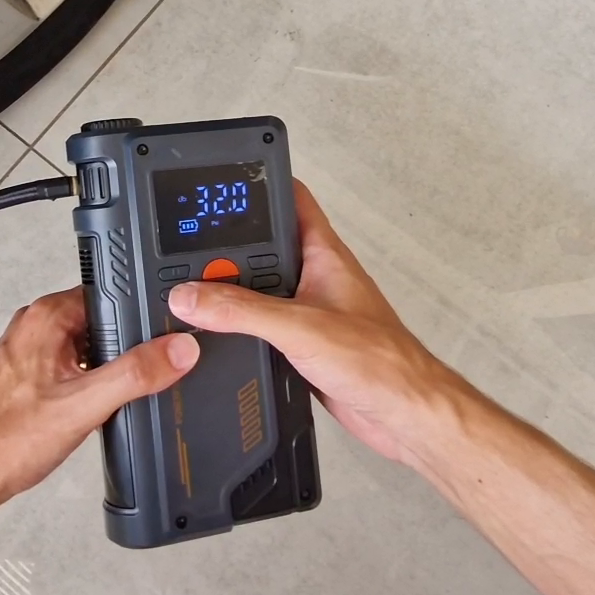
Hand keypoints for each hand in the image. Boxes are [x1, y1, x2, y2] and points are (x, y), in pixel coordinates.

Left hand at [0, 288, 198, 511]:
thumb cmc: (6, 441)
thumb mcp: (85, 405)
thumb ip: (136, 374)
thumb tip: (178, 350)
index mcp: (46, 316)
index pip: (110, 295)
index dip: (140, 314)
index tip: (165, 331)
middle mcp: (36, 325)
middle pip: (103, 320)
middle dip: (127, 344)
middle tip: (148, 368)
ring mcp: (32, 349)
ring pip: (90, 344)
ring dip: (109, 365)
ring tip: (122, 389)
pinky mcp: (31, 373)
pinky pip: (75, 363)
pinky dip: (92, 379)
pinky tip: (98, 403)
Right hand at [166, 182, 464, 465]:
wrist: (402, 413)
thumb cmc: (380, 362)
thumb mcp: (300, 327)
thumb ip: (242, 310)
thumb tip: (193, 296)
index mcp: (324, 254)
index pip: (290, 200)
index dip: (259, 186)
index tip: (223, 181)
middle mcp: (315, 277)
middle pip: (263, 246)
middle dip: (230, 246)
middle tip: (192, 252)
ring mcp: (309, 310)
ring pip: (260, 288)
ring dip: (232, 292)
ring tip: (196, 294)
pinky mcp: (303, 343)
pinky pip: (261, 325)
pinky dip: (239, 327)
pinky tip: (220, 334)